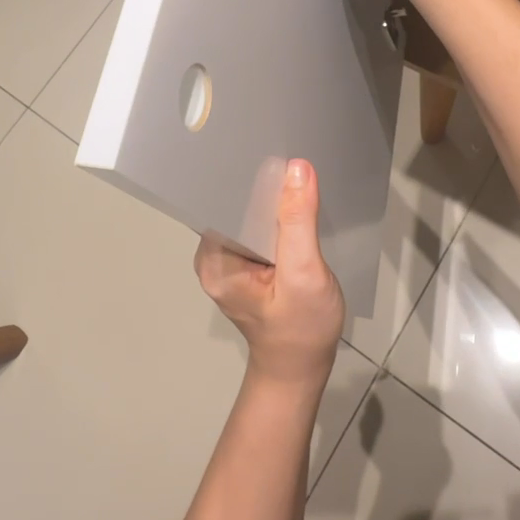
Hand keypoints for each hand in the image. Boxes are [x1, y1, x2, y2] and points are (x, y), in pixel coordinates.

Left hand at [194, 159, 344, 385]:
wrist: (301, 369)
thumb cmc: (301, 329)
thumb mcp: (305, 274)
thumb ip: (298, 222)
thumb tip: (297, 168)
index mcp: (215, 259)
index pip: (223, 201)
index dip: (247, 175)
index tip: (270, 150)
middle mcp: (213, 254)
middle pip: (235, 204)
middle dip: (262, 184)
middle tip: (288, 153)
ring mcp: (229, 258)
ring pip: (249, 212)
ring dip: (271, 198)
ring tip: (292, 170)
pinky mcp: (247, 260)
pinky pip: (258, 225)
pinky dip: (275, 214)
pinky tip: (293, 200)